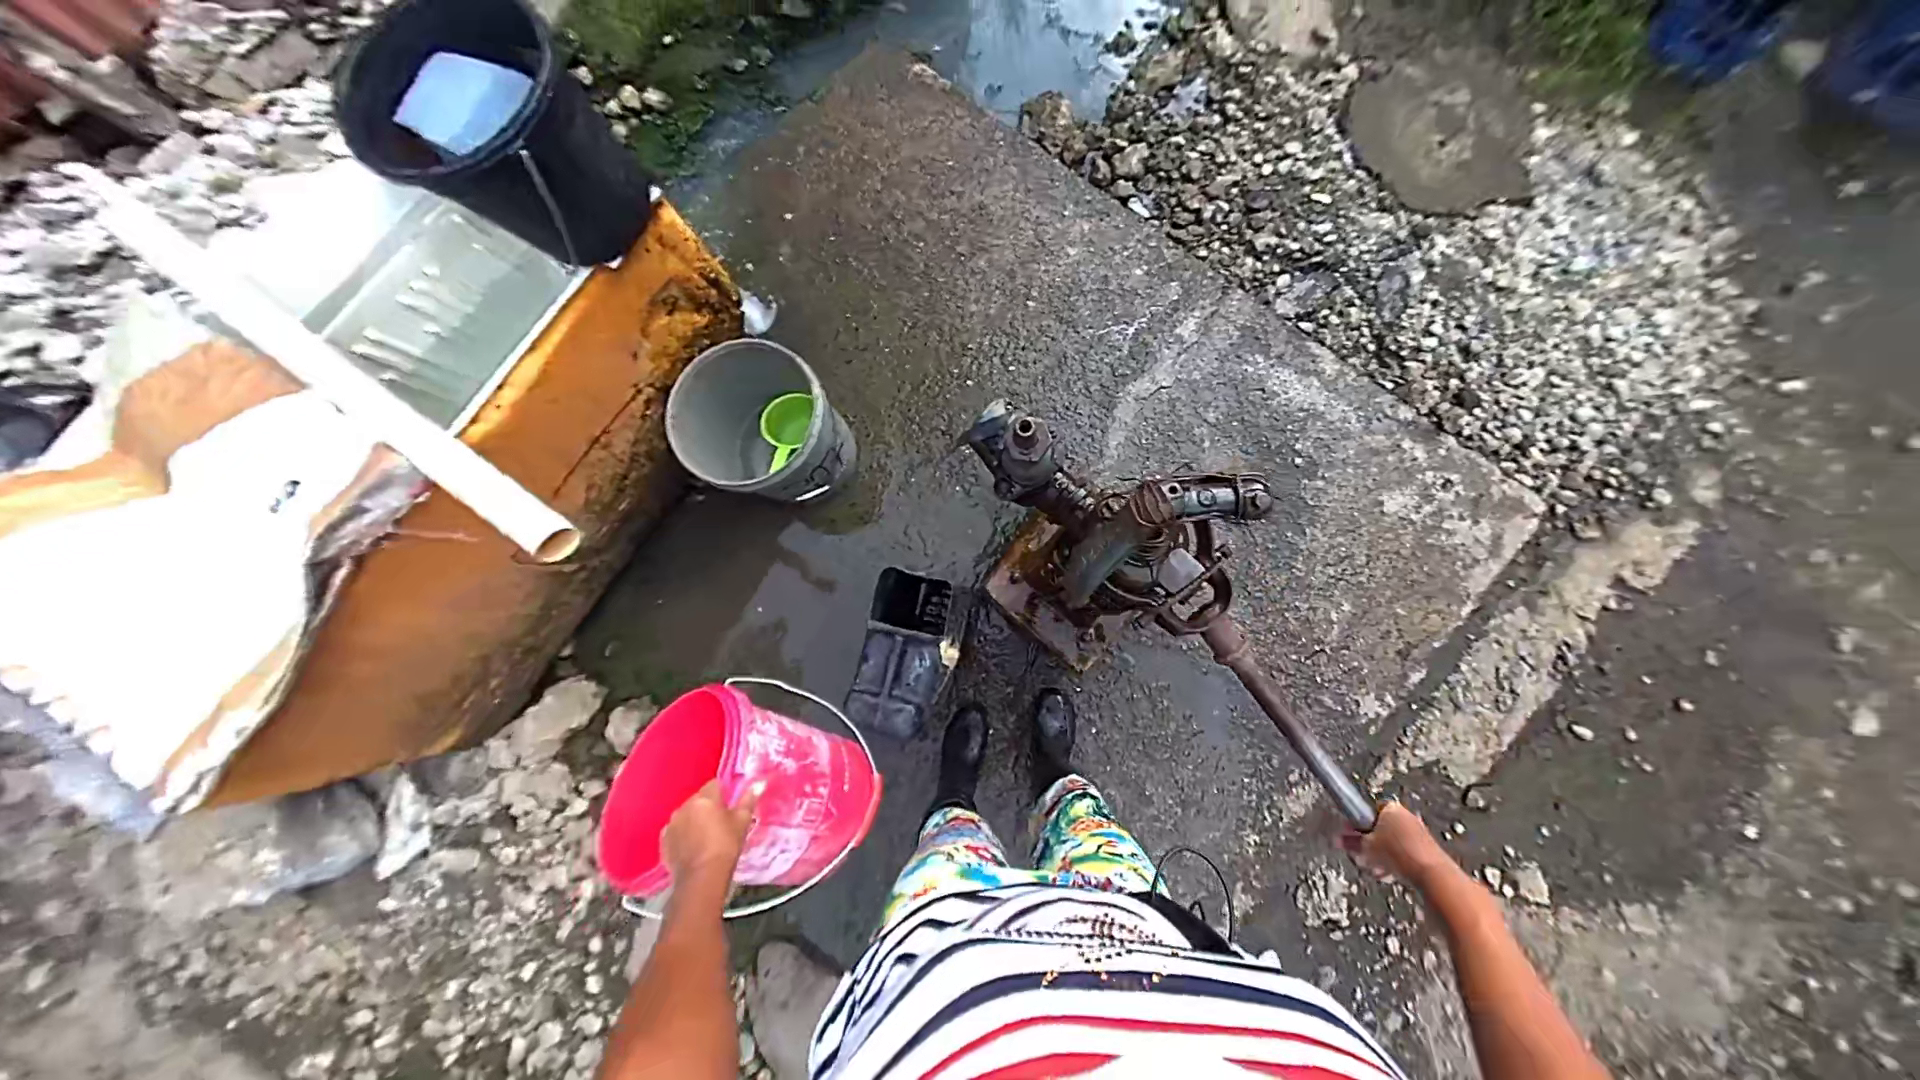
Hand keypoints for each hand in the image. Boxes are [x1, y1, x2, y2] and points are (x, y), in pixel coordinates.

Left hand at [661, 779, 763, 890]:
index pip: (714, 784)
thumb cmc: (726, 845)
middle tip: (719, 822)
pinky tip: (691, 847)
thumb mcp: (742, 822)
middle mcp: (684, 806)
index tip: (730, 805)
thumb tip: (757, 784)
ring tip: (705, 836)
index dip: (723, 792)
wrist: (702, 877)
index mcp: (705, 798)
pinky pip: (676, 831)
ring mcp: (671, 824)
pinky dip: (683, 835)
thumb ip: (748, 801)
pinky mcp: (664, 841)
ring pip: (686, 815)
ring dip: (694, 820)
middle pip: (699, 799)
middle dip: (708, 807)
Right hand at [1340, 801, 1450, 885]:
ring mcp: (1420, 833)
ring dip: (1381, 854)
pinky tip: (1387, 873)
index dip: (1356, 823)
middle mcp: (1407, 816)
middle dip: (1368, 841)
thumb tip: (1337, 839)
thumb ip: (1350, 841)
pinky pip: (1406, 853)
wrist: (1431, 874)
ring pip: (1393, 842)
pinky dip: (1396, 861)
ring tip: (1372, 867)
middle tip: (1358, 852)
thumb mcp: (1366, 846)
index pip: (1368, 811)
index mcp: (1391, 808)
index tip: (1349, 833)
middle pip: (1381, 828)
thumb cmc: (1398, 853)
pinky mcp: (1429, 850)